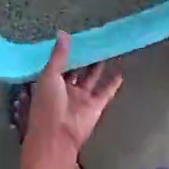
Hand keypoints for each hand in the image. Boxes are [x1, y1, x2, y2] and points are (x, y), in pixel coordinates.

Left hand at [25, 31, 122, 159]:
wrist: (58, 136)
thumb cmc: (48, 104)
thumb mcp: (49, 76)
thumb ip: (58, 55)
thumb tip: (62, 32)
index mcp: (52, 82)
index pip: (60, 64)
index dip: (67, 52)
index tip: (76, 37)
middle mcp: (67, 89)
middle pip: (78, 70)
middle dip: (84, 58)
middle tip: (95, 40)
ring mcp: (82, 98)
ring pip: (92, 78)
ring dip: (99, 67)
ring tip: (108, 50)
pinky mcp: (95, 106)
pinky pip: (106, 91)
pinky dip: (113, 83)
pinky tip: (120, 72)